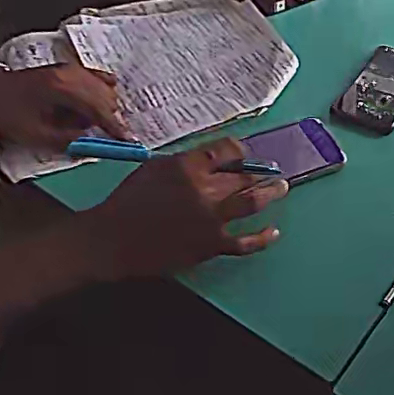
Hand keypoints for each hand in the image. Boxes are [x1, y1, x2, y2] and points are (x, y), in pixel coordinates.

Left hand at [0, 63, 127, 148]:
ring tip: (103, 124)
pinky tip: (103, 99)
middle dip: (114, 119)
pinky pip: (97, 77)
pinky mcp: (67, 69)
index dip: (116, 127)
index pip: (100, 108)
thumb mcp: (33, 134)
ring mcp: (70, 69)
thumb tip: (92, 141)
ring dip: (108, 107)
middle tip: (118, 137)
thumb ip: (66, 139)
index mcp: (64, 88)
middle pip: (106, 98)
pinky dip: (104, 89)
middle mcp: (72, 74)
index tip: (129, 141)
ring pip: (104, 88)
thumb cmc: (3, 111)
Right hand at [66, 138, 287, 281]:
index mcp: (188, 167)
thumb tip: (215, 159)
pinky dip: (263, 237)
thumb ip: (187, 162)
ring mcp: (211, 219)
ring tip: (283, 187)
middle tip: (273, 170)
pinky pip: (245, 242)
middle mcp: (204, 189)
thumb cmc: (128, 202)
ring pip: (252, 201)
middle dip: (261, 171)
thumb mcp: (154, 168)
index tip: (244, 152)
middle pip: (244, 175)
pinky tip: (274, 231)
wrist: (110, 241)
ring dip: (272, 192)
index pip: (226, 150)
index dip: (239, 149)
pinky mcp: (212, 245)